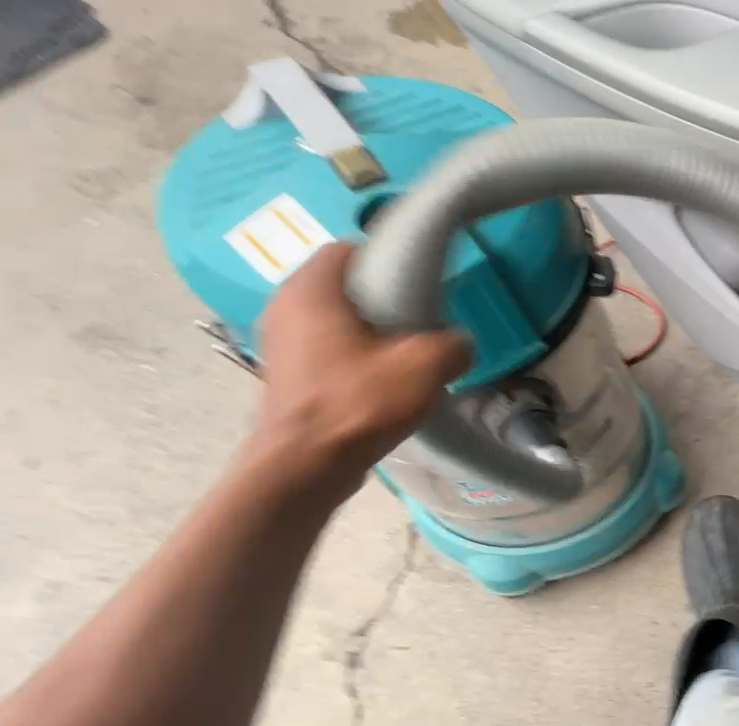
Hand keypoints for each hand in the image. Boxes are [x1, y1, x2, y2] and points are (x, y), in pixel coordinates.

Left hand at [249, 243, 469, 502]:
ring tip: (406, 359)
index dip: (387, 261)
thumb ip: (452, 344)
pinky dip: (356, 356)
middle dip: (383, 301)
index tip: (420, 288)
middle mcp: (285, 305)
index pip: (348, 250)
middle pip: (343, 286)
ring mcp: (280, 340)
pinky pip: (327, 348)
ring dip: (371, 332)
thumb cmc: (360, 404)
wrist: (306, 463)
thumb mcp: (425, 367)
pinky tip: (383, 383)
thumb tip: (458, 343)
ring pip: (336, 320)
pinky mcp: (287, 371)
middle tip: (421, 326)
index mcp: (311, 290)